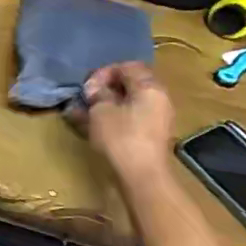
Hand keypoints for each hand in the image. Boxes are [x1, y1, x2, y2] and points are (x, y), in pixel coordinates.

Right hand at [77, 62, 175, 181]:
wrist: (142, 178)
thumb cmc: (121, 139)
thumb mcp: (102, 112)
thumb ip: (97, 95)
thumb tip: (95, 89)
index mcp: (150, 86)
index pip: (127, 67)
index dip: (104, 72)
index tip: (87, 87)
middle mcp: (159, 99)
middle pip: (131, 85)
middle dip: (106, 89)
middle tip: (86, 99)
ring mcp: (158, 119)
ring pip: (130, 104)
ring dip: (108, 106)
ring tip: (87, 114)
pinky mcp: (152, 137)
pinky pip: (132, 120)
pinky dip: (115, 119)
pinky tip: (97, 127)